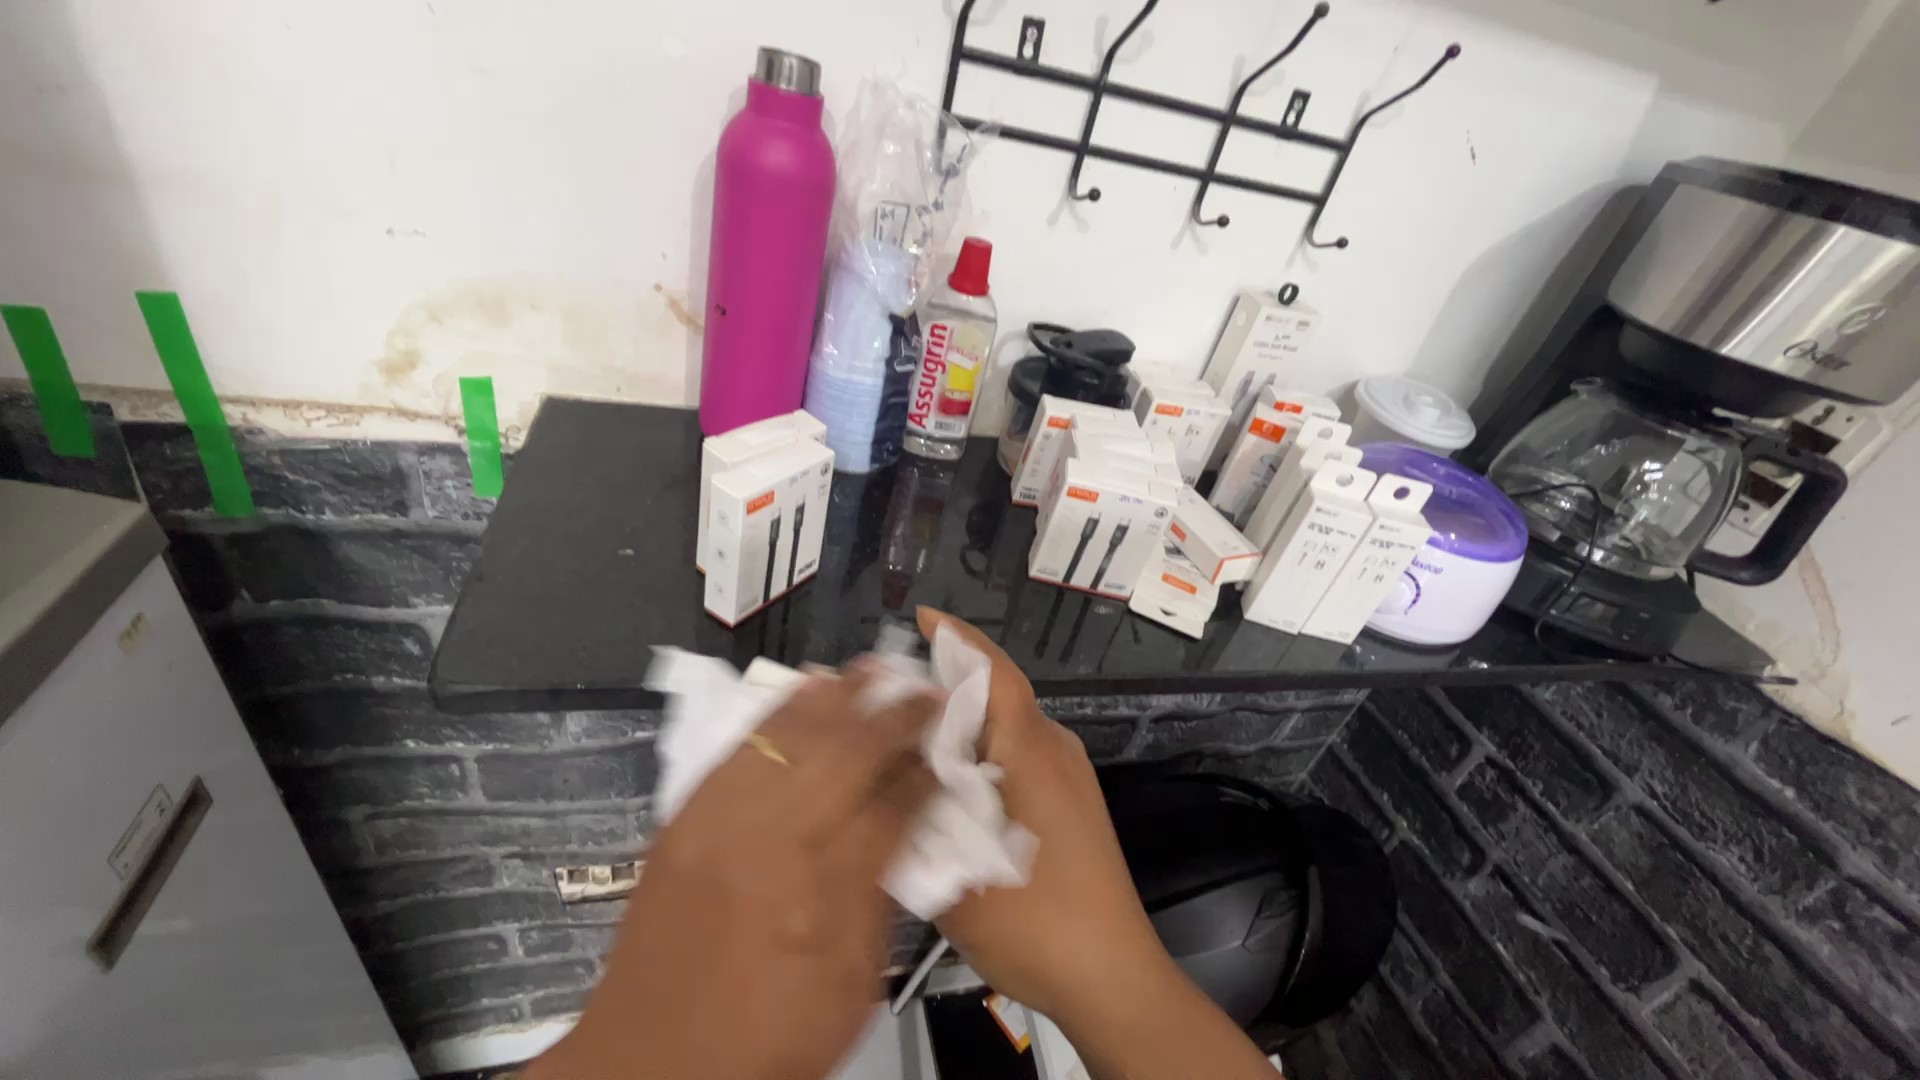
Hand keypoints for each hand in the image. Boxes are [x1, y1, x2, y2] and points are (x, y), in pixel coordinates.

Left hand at [528, 663, 941, 1079]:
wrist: (650, 1063)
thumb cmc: (765, 1037)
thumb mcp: (851, 984)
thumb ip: (881, 895)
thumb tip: (904, 827)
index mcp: (821, 896)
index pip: (889, 807)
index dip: (924, 771)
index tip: (946, 749)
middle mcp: (769, 844)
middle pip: (845, 755)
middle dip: (894, 718)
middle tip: (927, 693)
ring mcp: (719, 822)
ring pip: (790, 735)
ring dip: (839, 698)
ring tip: (875, 672)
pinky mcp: (684, 816)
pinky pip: (739, 745)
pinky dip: (780, 711)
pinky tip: (807, 691)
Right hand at [917, 609, 1277, 1079]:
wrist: (1115, 978)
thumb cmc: (1038, 925)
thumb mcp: (957, 877)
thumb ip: (915, 821)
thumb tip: (883, 778)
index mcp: (1032, 753)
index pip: (995, 674)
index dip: (959, 640)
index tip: (922, 617)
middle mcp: (1056, 751)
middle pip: (998, 698)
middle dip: (946, 686)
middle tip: (888, 697)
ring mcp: (1070, 777)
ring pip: (1008, 730)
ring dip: (963, 726)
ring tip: (908, 740)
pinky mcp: (1073, 803)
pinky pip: (1020, 756)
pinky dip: (982, 754)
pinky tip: (948, 786)